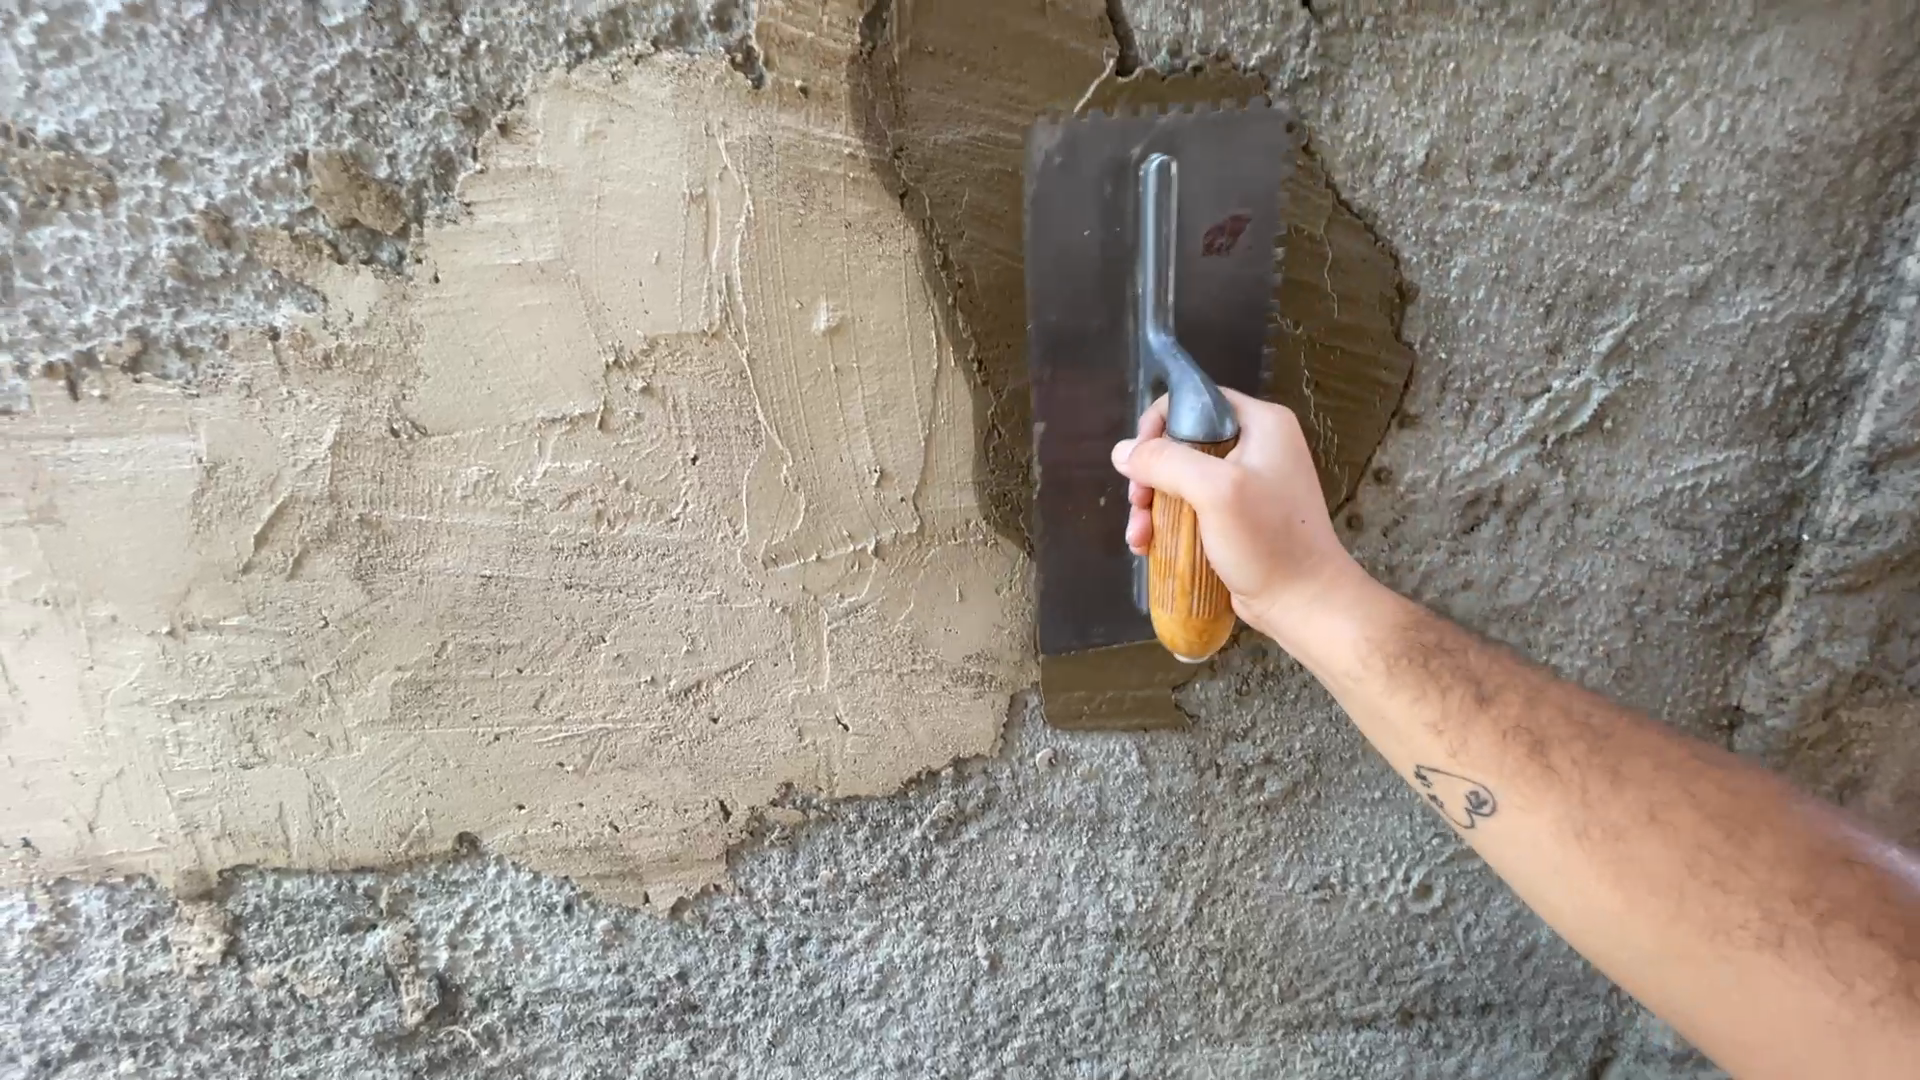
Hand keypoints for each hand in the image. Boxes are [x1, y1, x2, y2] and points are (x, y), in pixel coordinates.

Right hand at [1111, 389, 1368, 637]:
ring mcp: (1245, 484)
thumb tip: (1121, 452)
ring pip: (1178, 479)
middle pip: (1180, 443)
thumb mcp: (1215, 491)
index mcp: (1261, 424)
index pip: (1195, 401)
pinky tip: (1147, 546)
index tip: (1141, 460)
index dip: (1158, 424)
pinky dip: (1164, 523)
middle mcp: (1255, 446)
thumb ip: (1166, 462)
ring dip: (1150, 505)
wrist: (1302, 602)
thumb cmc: (1268, 541)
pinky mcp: (1235, 517)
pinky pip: (1188, 507)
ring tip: (1139, 536)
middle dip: (1149, 474)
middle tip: (1137, 503)